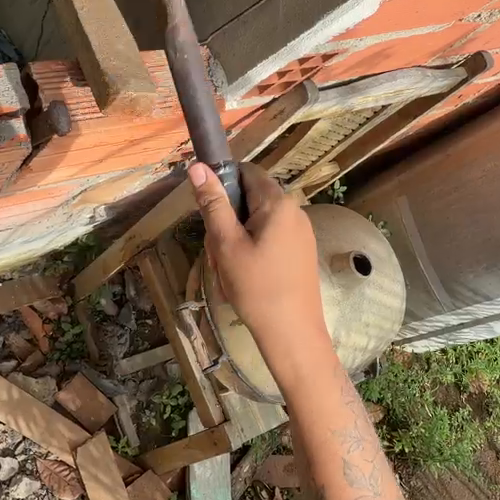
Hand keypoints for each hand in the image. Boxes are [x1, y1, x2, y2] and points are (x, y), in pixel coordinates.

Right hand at [188, 162, 332, 363]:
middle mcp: (294, 210)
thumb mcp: (226, 244)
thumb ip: (212, 204)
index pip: (245, 172)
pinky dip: (252, 252)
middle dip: (227, 222)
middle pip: (250, 199)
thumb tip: (198, 166)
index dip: (222, 185)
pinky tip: (245, 279)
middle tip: (217, 254)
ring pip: (257, 222)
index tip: (208, 214)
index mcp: (278, 203)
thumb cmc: (256, 287)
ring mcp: (301, 232)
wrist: (292, 333)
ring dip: (236, 241)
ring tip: (229, 272)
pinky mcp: (301, 251)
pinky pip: (269, 239)